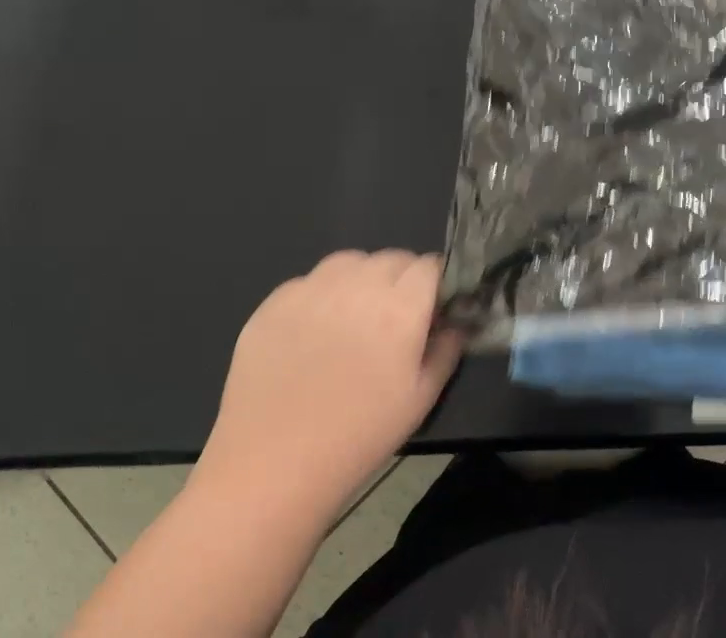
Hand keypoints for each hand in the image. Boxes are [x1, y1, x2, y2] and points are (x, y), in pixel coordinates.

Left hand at [195, 250, 461, 521]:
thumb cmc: (359, 436)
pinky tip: (315, 332)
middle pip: (392, 258)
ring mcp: (309, 292)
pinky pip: (308, 281)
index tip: (435, 307)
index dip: (438, 282)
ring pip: (349, 261)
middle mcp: (356, 287)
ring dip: (363, 278)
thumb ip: (447, 350)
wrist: (272, 467)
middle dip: (404, 278)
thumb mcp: (421, 399)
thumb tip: (454, 324)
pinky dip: (321, 294)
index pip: (430, 265)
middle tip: (397, 318)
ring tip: (356, 316)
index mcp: (400, 309)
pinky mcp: (271, 305)